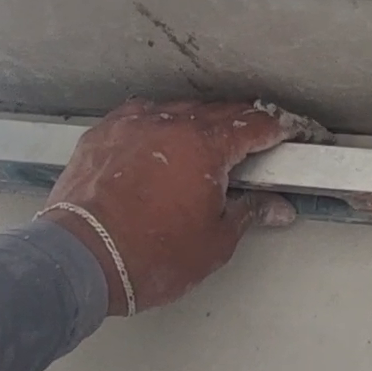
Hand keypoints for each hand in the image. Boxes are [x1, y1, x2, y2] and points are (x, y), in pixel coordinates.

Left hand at [39, 100, 327, 315]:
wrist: (79, 261)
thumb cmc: (151, 255)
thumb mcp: (215, 242)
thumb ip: (248, 214)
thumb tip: (277, 208)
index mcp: (206, 147)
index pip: (254, 126)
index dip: (278, 128)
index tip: (291, 132)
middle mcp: (171, 124)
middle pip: (220, 111)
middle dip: (245, 122)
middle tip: (259, 136)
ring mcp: (133, 125)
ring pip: (180, 109)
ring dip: (202, 120)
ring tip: (212, 137)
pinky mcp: (103, 133)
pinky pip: (142, 115)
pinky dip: (161, 122)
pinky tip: (164, 133)